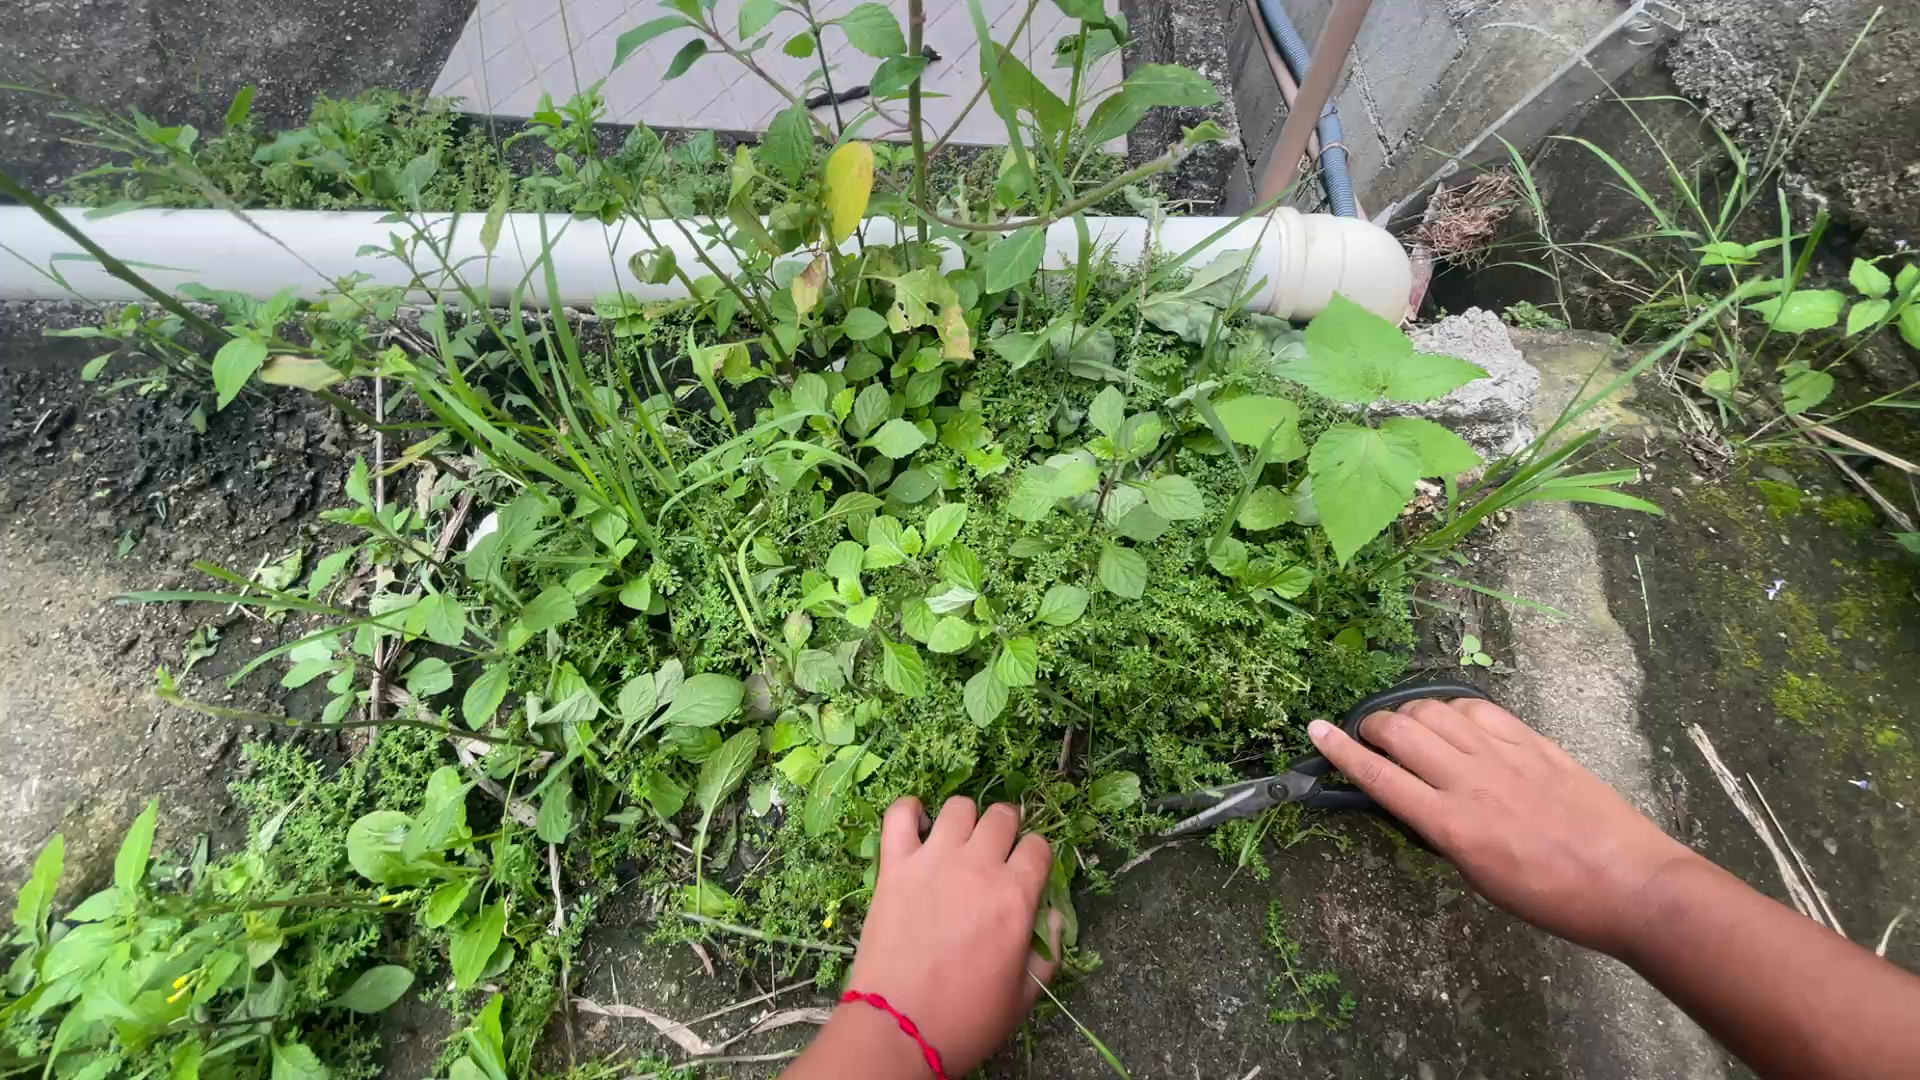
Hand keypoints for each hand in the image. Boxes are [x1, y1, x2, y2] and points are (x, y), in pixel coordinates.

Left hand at [828, 796, 1062, 1076]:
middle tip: (996, 852)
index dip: (1036, 857)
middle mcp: (978, 867)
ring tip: (959, 841)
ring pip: (959, 807)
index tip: (1027, 871)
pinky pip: (900, 814)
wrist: (899, 1030)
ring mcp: (934, 860)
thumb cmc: (966, 1019)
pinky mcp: (896, 864)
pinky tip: (918, 826)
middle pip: (1002, 816)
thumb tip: (1053, 914)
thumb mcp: (1024, 996)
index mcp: (1015, 896)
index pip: (1039, 846)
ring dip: (966, 820)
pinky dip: (909, 811)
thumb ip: (1048, 950)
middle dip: (1007, 829)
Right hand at [1308, 698, 1701, 955]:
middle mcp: (1469, 782)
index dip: (1339, 750)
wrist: (1637, 888)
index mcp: (1451, 824)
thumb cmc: (1551, 897)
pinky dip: (1453, 708)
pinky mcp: (1534, 744)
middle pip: (1399, 731)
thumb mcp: (1476, 874)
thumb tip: (1412, 797)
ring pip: (1434, 711)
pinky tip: (1454, 719)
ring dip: (1409, 713)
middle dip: (1372, 726)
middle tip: (1371, 736)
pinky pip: (1478, 709)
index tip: (1316, 729)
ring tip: (1411, 727)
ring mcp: (1503, 757)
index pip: (1378, 776)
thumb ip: (1438, 829)